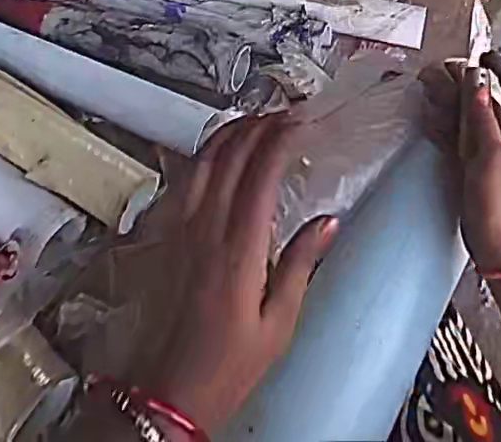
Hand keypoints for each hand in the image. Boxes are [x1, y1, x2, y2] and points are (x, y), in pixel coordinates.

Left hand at [133, 114, 337, 431]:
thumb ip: (303, 264)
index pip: (260, 172)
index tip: (299, 122)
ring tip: (257, 118)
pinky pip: (187, 175)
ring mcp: (184, 225)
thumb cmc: (231, 361)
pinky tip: (220, 145)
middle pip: (232, 154)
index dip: (280, 138)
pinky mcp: (170, 230)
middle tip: (285, 113)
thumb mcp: (280, 322)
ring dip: (232, 129)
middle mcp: (208, 226)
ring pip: (205, 157)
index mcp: (240, 248)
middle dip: (260, 124)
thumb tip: (329, 220)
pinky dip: (207, 149)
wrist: (172, 387)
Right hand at [424, 52, 500, 271]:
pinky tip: (428, 118)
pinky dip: (443, 126)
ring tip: (429, 88)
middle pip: (486, 102)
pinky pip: (456, 139)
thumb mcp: (492, 157)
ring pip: (468, 119)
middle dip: (466, 84)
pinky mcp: (471, 169)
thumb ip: (483, 118)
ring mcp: (486, 155)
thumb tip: (478, 79)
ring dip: (450, 102)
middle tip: (441, 69)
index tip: (483, 54)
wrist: (499, 250)